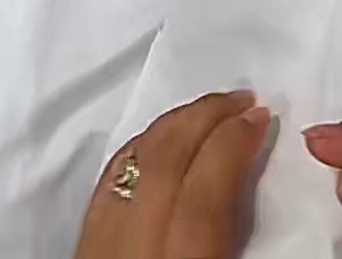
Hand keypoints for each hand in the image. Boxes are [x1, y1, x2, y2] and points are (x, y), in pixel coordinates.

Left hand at [73, 91, 272, 258]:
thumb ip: (234, 229)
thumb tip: (248, 166)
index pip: (202, 192)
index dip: (233, 145)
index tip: (261, 116)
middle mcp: (126, 247)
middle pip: (163, 159)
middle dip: (206, 117)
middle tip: (242, 97)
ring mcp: (94, 242)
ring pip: (132, 158)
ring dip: (174, 123)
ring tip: (210, 108)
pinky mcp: (80, 240)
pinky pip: (109, 176)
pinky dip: (141, 145)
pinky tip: (164, 136)